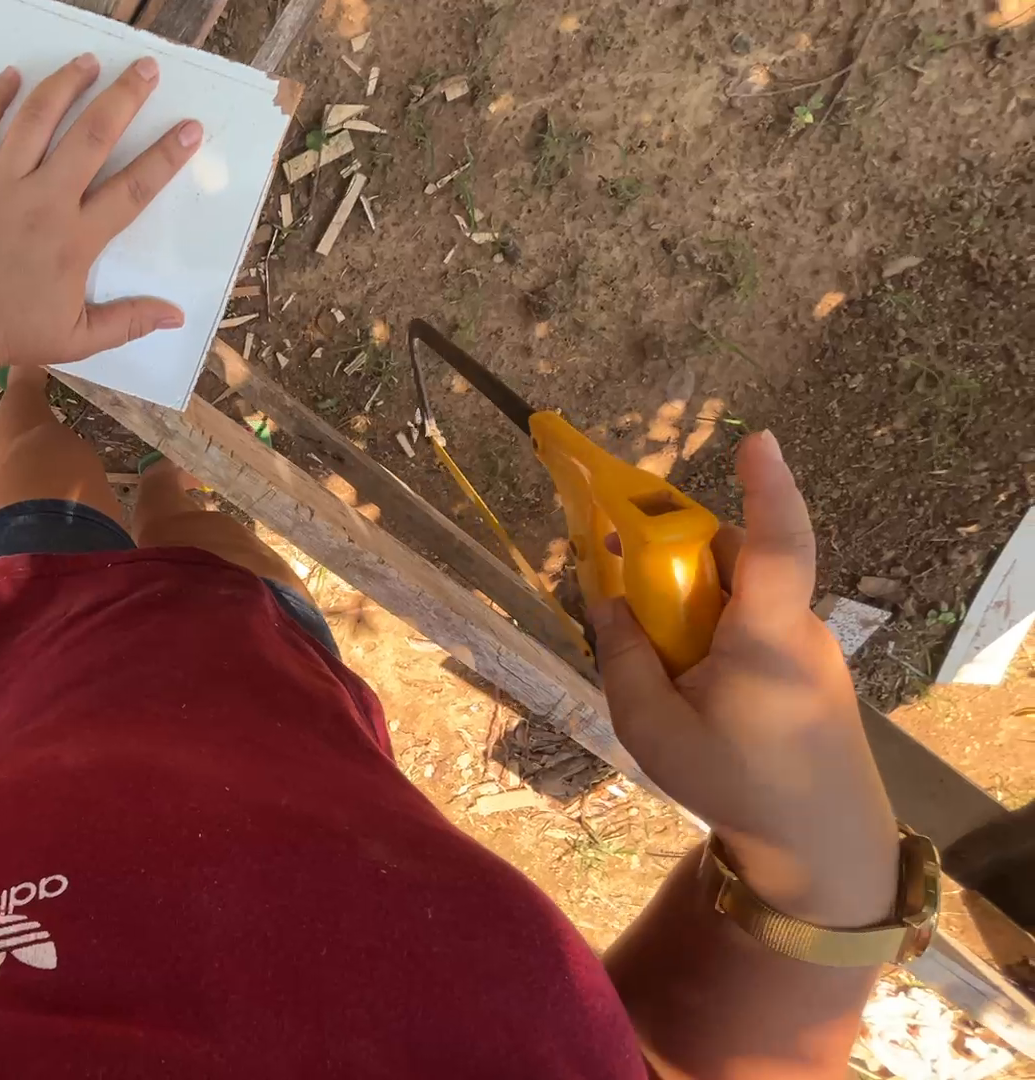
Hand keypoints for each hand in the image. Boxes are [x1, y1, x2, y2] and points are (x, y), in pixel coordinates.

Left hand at [0, 55, 201, 379]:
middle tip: (146, 68)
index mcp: (75, 240)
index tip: (190, 129)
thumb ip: (128, 322)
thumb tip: (176, 316)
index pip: (132, 190)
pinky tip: (12, 76)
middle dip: (125, 96)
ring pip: (38, 117)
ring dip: (67, 82)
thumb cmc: (13, 335)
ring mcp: (1, 185)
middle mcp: (42, 201)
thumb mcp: (77, 339)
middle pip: (92, 134)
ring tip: (89, 61)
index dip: (165, 157)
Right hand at [590, 431, 898, 928]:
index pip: (776, 547)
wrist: (820, 845)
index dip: (769, 489)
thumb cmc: (732, 781)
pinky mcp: (801, 668)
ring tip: (643, 655)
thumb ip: (622, 655)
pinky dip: (700, 626)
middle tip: (612, 574)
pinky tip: (675, 675)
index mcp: (764, 639)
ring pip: (733, 596)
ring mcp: (803, 650)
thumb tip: (609, 603)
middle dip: (672, 556)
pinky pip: (743, 623)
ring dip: (681, 602)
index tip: (757, 439)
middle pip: (733, 561)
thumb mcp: (648, 722)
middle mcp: (794, 631)